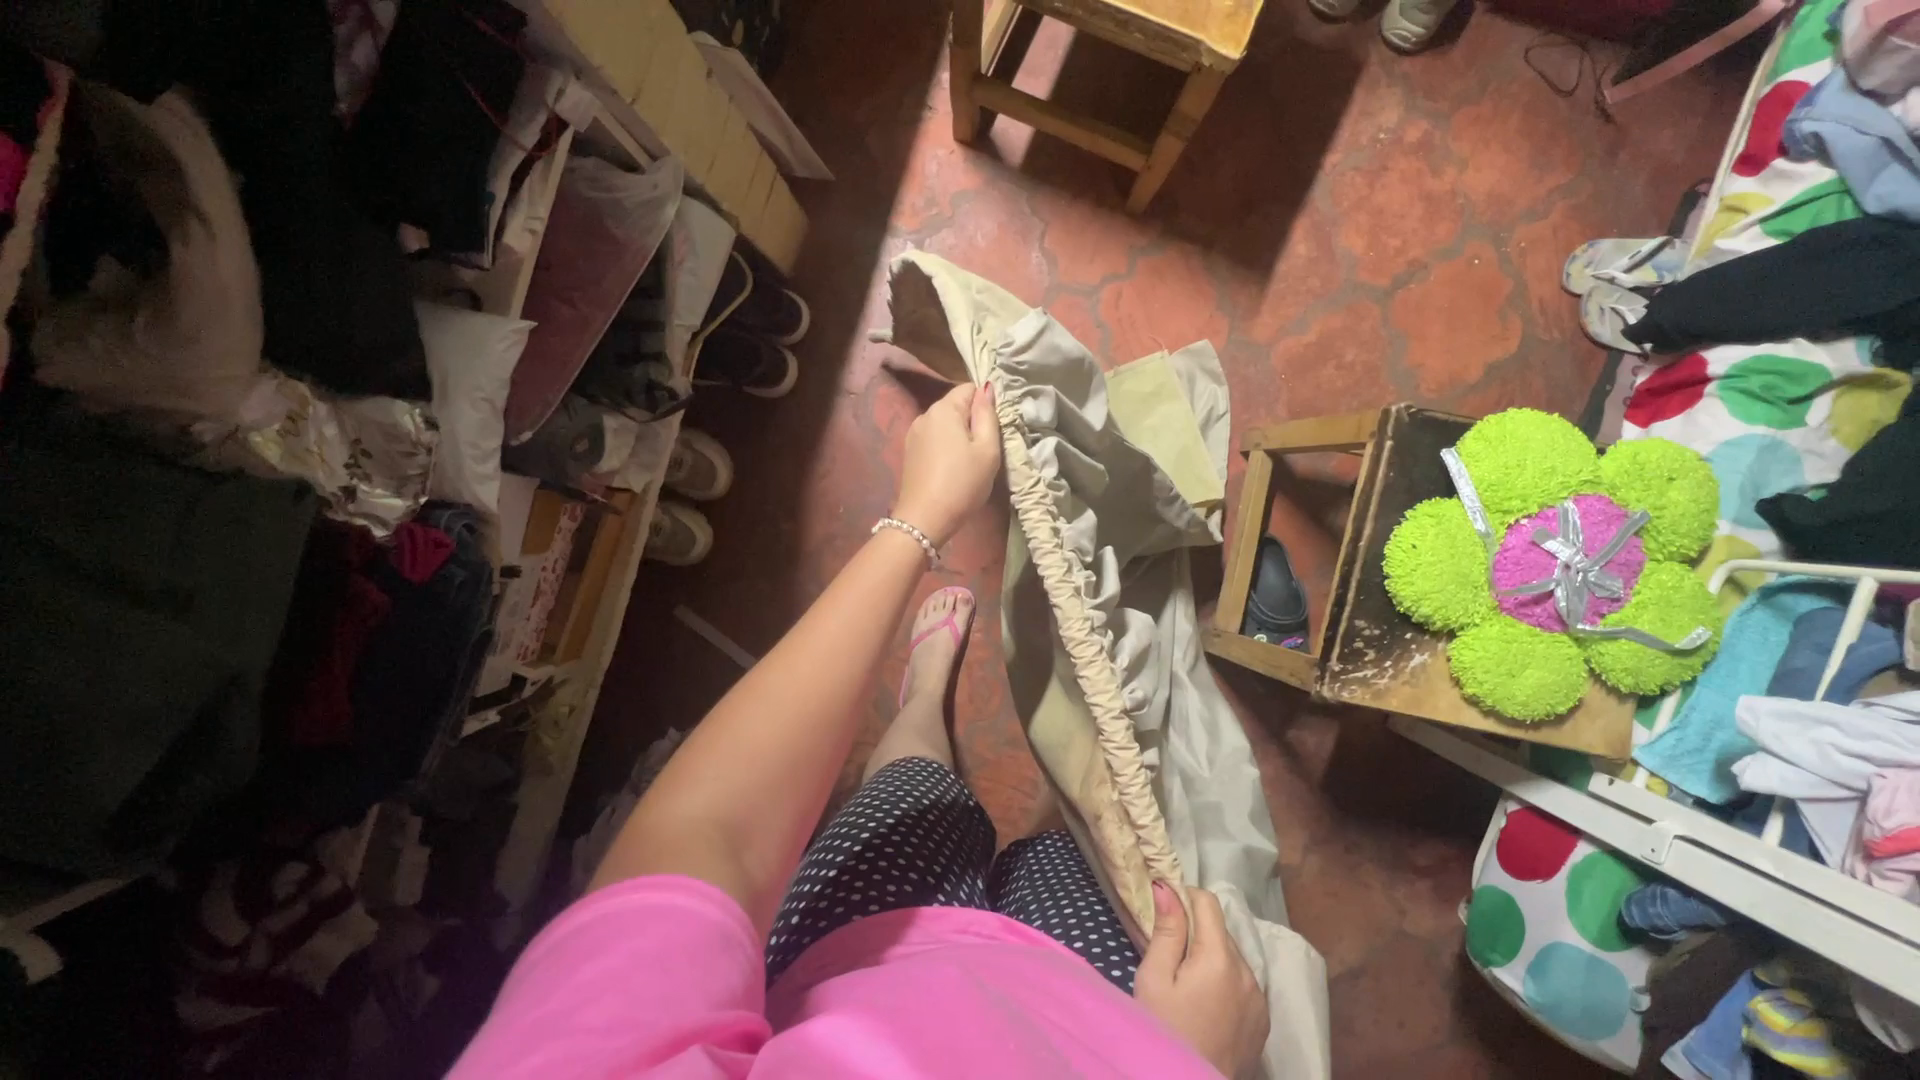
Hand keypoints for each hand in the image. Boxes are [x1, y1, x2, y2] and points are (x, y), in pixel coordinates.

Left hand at [892, 382, 1001, 546]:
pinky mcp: (910, 452)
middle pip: (955, 406)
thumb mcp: (987, 450)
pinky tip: (952, 468)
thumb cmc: (962, 483)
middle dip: (972, 420)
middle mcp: (924, 415)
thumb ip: (987, 415)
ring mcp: (914, 434)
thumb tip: (987, 388)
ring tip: (969, 462)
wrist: (925, 518)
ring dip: (959, 435)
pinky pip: (934, 439)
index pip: (969, 388)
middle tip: (985, 449)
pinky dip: (946, 447)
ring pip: (945, 424)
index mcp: (943, 409)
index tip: (994, 428)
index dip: (985, 403)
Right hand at [1134, 882, 1268, 1078]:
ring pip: (1233, 957)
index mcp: (1219, 958)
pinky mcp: (1263, 1020)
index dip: (1185, 899)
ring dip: (1212, 957)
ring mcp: (1260, 998)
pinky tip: (1207, 1004)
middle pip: (1220, 931)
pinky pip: (1244, 983)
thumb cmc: (1164, 1030)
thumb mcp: (1154, 978)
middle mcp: (1248, 972)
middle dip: (1196, 933)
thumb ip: (1166, 931)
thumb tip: (1168, 888)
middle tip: (1170, 956)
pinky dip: (1226, 982)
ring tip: (1188, 985)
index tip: (1165, 914)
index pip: (1209, 903)